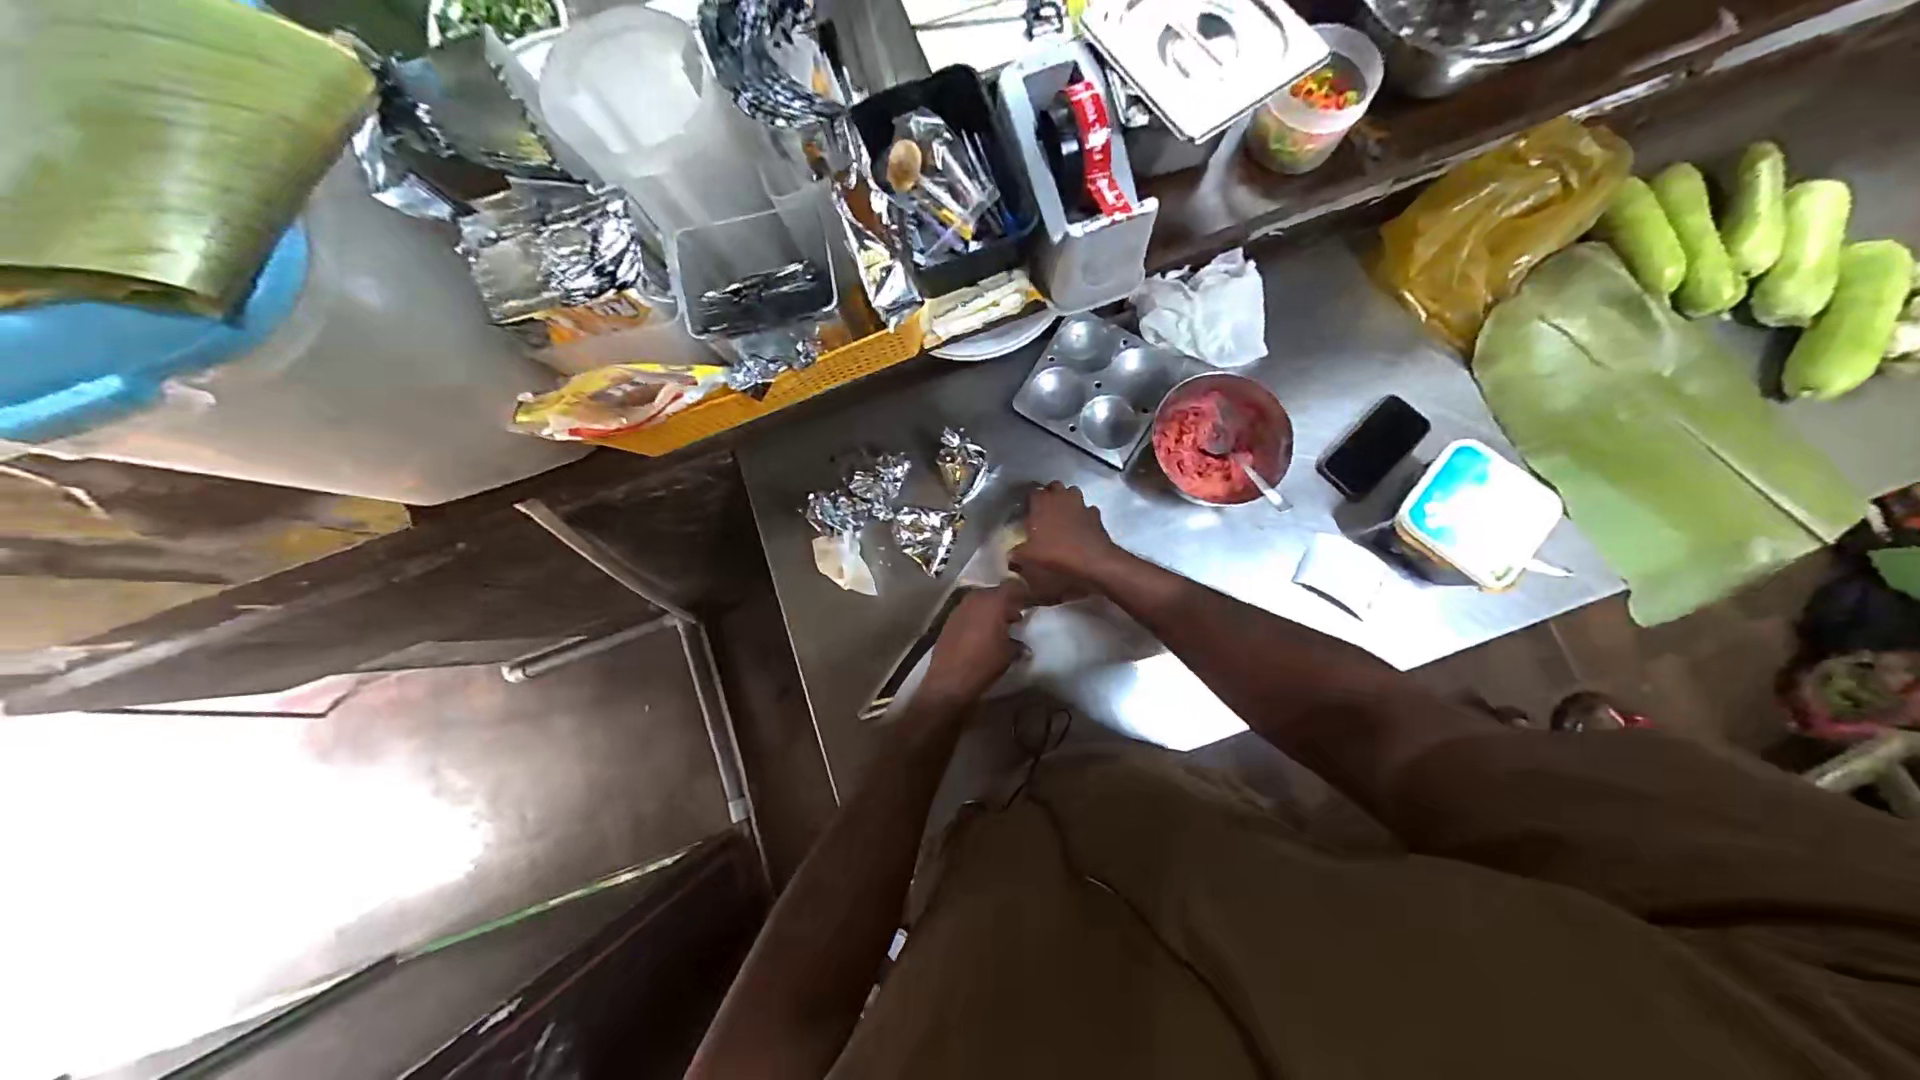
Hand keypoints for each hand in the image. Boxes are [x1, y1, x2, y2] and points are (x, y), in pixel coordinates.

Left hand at [918, 582, 1028, 709]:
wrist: (949, 680)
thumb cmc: (984, 663)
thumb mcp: (1008, 654)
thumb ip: (1017, 643)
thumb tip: (1022, 645)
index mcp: (993, 602)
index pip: (1013, 586)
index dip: (1023, 593)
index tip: (1030, 603)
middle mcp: (975, 599)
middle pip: (995, 593)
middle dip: (1006, 602)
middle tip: (1015, 616)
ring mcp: (959, 608)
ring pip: (980, 602)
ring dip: (990, 610)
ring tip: (999, 626)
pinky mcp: (949, 620)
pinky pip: (968, 612)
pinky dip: (977, 618)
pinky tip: (981, 634)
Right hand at [1010, 483, 1123, 601]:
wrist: (1092, 559)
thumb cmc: (1055, 552)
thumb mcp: (1029, 556)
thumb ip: (1017, 553)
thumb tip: (1010, 555)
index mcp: (1041, 502)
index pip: (1032, 491)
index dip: (1029, 500)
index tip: (1027, 511)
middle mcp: (1061, 496)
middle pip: (1054, 486)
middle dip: (1050, 494)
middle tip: (1045, 510)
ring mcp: (1080, 503)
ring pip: (1072, 492)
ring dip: (1067, 500)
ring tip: (1063, 515)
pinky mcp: (1095, 514)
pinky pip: (1087, 509)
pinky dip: (1083, 514)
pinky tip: (1080, 526)